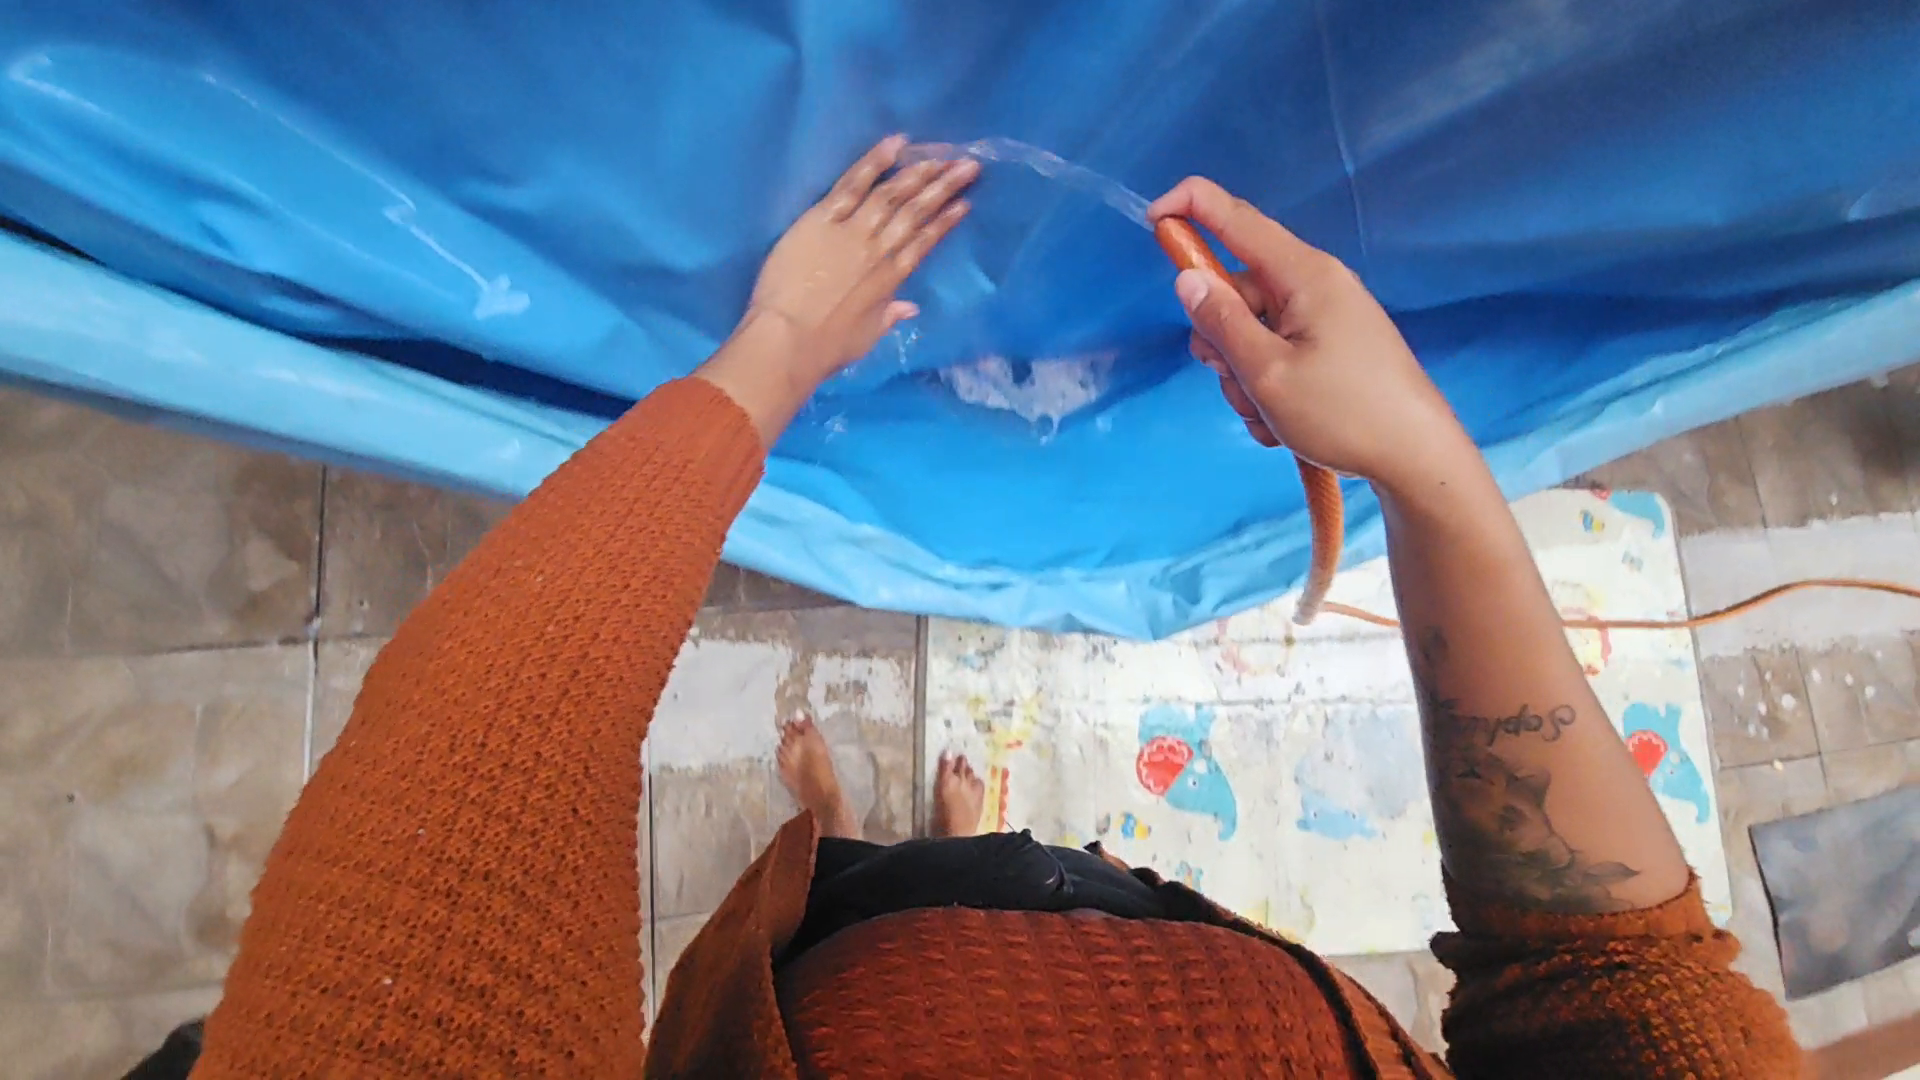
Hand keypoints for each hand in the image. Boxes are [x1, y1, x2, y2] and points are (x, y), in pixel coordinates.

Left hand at [698, 136, 976, 444]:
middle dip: (944, 187)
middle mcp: (877, 250)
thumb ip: (888, 317)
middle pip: (915, 212)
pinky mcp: (821, 219)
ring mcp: (851, 232)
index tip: (965, 203)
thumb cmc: (827, 347)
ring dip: (917, 172)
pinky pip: (851, 184)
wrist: (789, 339)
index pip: (924, 242)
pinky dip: (873, 162)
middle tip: (968, 165)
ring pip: (891, 194)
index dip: (945, 221)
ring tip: (939, 155)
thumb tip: (910, 308)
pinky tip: (895, 144)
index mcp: (891, 279)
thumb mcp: (867, 336)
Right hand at [1147, 177, 1472, 489]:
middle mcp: (1312, 287)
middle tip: (1236, 381)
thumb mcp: (1266, 372)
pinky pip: (1273, 358)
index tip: (1153, 220)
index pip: (1236, 221)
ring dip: (1243, 378)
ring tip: (1270, 413)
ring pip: (1249, 335)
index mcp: (1303, 275)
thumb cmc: (1341, 410)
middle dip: (1220, 341)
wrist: (1414, 457)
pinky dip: (1265, 389)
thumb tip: (1186, 279)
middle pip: (1236, 295)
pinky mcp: (1327, 350)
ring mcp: (1321, 320)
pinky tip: (1283, 421)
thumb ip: (1221, 323)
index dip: (1191, 209)